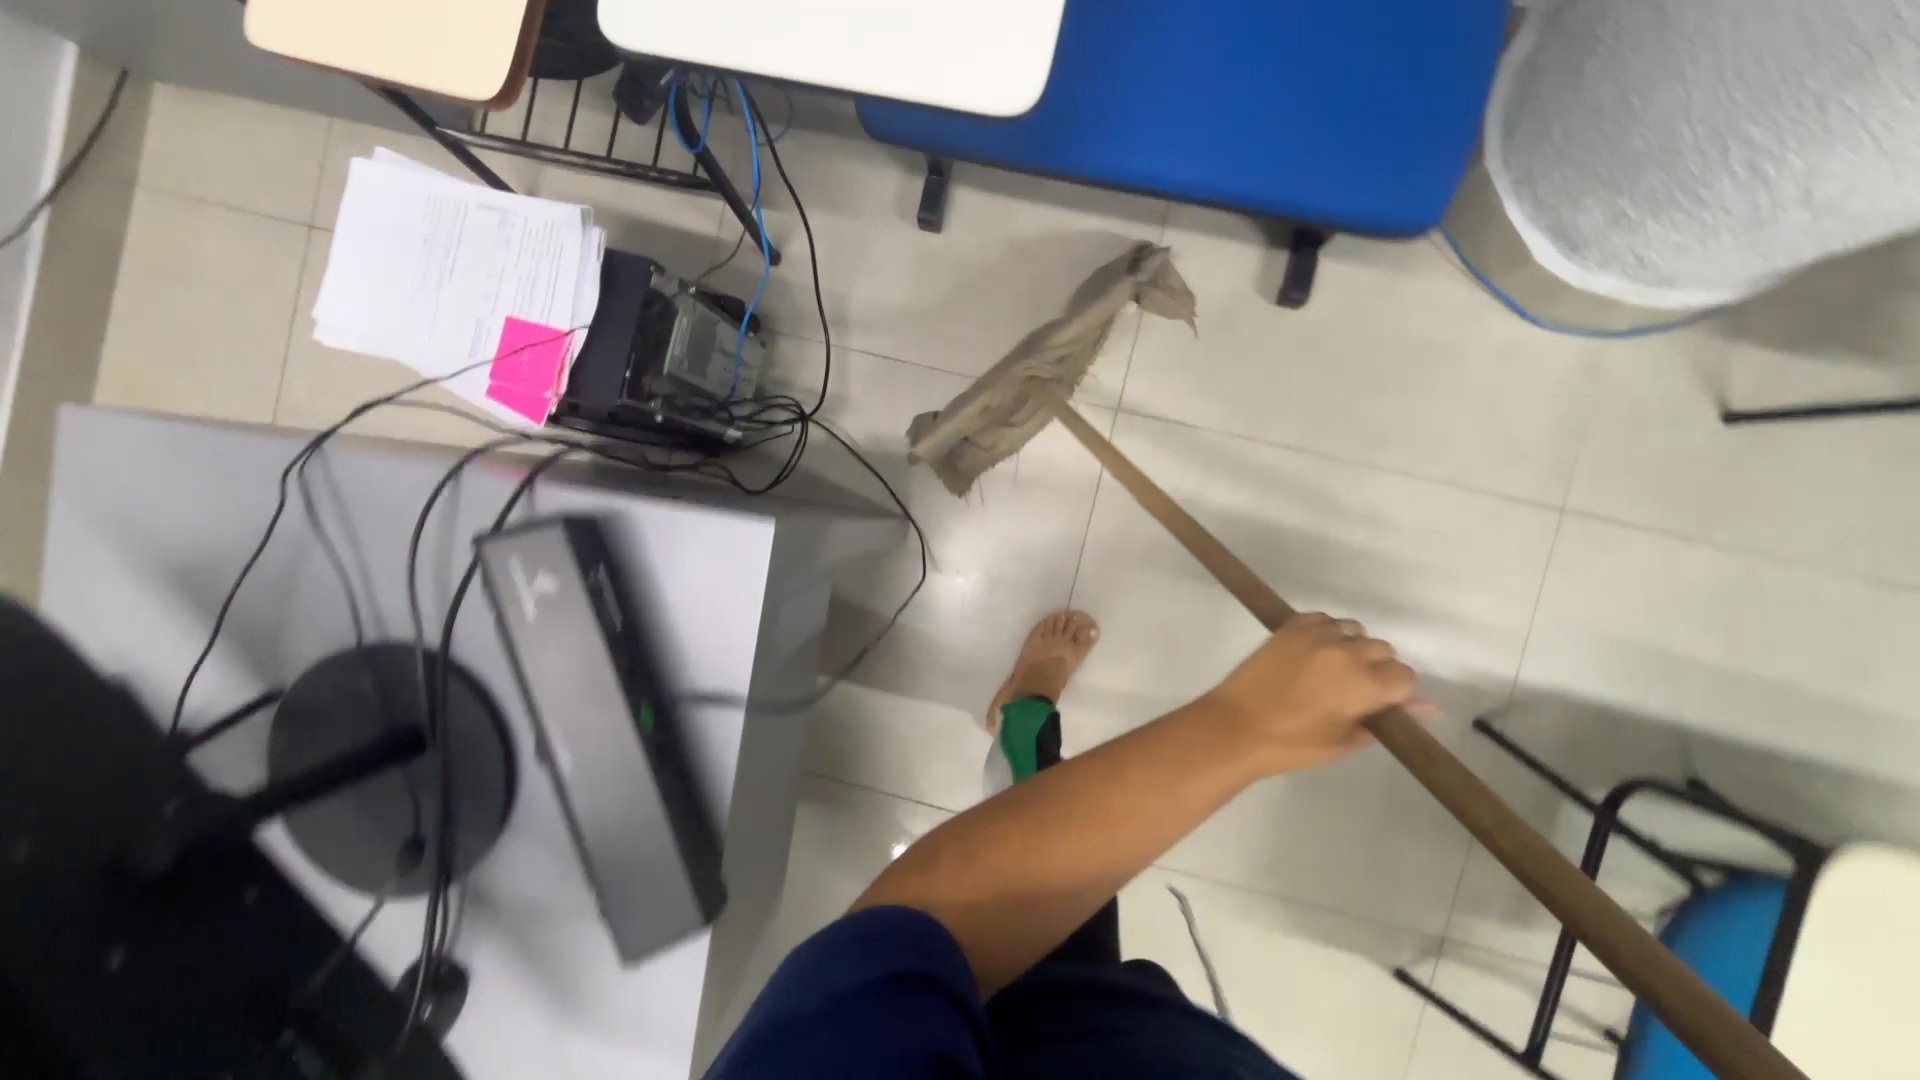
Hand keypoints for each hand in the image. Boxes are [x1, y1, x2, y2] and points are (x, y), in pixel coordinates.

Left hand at [1199, 612, 1422, 772]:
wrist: (1237, 726)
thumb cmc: (1294, 744)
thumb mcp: (1347, 738)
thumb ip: (1387, 718)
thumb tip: (1427, 708)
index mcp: (1367, 684)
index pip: (1405, 676)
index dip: (1395, 692)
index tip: (1377, 703)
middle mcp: (1347, 652)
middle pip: (1382, 650)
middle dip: (1375, 668)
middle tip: (1351, 690)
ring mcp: (1317, 635)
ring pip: (1354, 631)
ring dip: (1351, 647)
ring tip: (1330, 670)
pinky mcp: (1290, 627)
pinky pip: (1323, 619)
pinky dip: (1326, 632)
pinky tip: (1313, 653)